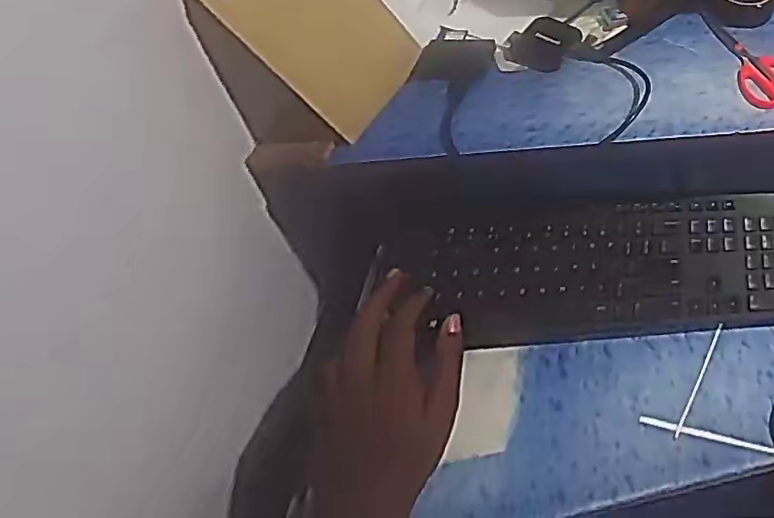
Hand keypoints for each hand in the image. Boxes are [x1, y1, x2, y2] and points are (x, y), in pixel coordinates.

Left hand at [314, 270, 464, 517]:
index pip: (399, 323)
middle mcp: (359, 378)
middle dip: (382, 293)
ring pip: (344, 339)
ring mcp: (335, 391)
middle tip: (398, 278)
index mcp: (392, 378)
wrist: (363, 506)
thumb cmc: (409, 460)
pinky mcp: (321, 405)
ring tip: (379, 305)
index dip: (413, 300)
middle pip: (364, 321)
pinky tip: (356, 344)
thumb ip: (447, 362)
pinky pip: (331, 360)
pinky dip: (346, 342)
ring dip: (362, 316)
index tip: (426, 292)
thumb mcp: (442, 413)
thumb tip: (452, 322)